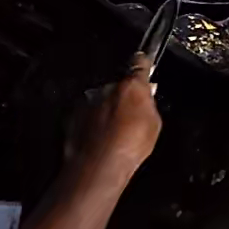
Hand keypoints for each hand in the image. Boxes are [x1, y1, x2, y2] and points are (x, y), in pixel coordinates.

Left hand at [67, 55, 162, 180]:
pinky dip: (92, 121)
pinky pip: (87, 114)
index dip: (143, 63)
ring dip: (107, 109)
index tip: (143, 62)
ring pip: (102, 99)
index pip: (139, 63)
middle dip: (124, 96)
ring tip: (114, 131)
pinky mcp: (73, 117)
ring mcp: (89, 101)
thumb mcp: (155, 124)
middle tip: (131, 114)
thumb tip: (147, 100)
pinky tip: (100, 138)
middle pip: (119, 86)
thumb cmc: (129, 146)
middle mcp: (108, 88)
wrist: (98, 166)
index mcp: (132, 86)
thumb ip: (150, 105)